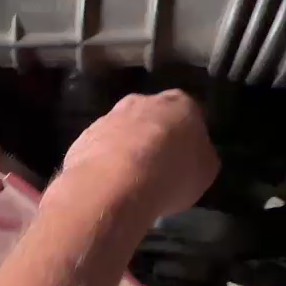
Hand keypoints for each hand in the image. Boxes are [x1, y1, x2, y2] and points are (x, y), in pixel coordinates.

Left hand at [58, 90, 219, 218]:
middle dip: (152, 138)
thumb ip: (200, 157)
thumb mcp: (204, 172)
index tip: (183, 158)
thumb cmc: (171, 175)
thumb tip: (194, 156)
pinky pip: (96, 149)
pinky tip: (104, 184)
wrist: (114, 184)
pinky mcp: (81, 138)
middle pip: (151, 118)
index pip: (189, 114)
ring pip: (120, 132)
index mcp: (180, 103)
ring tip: (126, 181)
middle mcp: (141, 101)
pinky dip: (101, 163)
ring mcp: (107, 117)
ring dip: (123, 150)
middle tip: (154, 167)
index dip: (187, 137)